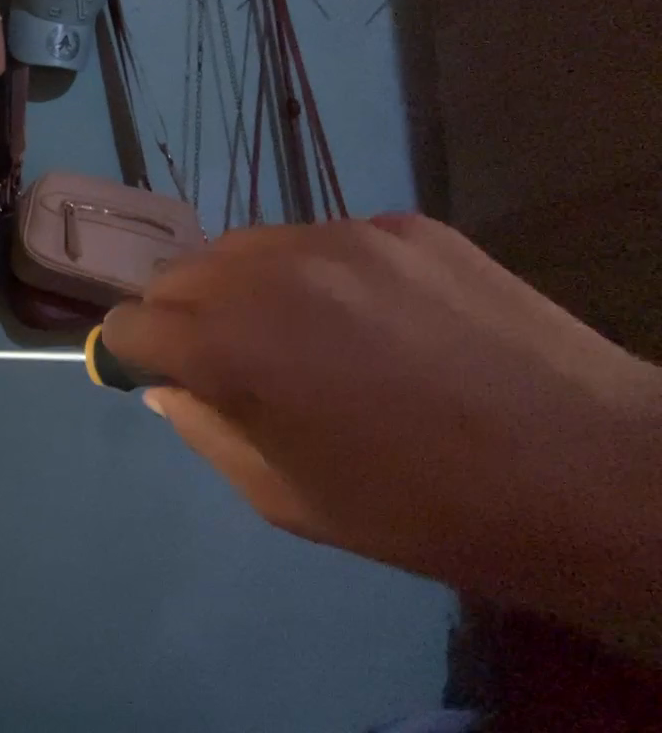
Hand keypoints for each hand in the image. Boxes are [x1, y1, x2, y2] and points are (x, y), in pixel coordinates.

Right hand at [103, 214, 661, 655]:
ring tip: (297, 329)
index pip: (125, 322)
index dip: (131, 352)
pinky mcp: (401, 227)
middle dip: (179, 315)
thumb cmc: (425, 507)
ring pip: (239, 247)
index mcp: (225, 345)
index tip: (159, 374)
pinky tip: (373, 316)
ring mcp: (336, 239)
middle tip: (228, 358)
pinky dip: (316, 273)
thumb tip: (170, 385)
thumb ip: (202, 429)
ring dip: (240, 286)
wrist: (609, 479)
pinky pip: (320, 240)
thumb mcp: (283, 497)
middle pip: (172, 276)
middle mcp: (263, 274)